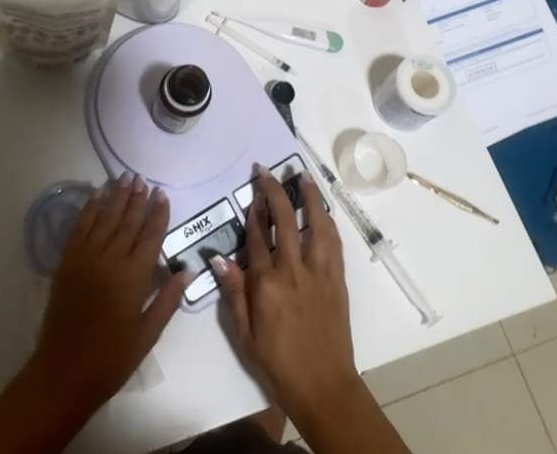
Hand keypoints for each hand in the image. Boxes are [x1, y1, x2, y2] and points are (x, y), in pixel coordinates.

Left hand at [32, 172, 191, 409]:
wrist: (64, 372)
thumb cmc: (112, 358)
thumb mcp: (148, 334)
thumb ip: (167, 300)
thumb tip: (187, 271)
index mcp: (134, 277)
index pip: (151, 235)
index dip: (158, 213)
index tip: (163, 194)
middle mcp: (111, 260)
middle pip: (127, 221)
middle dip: (137, 198)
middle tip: (143, 179)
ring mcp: (86, 259)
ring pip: (105, 219)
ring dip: (115, 197)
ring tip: (124, 178)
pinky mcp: (67, 263)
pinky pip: (80, 228)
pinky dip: (89, 210)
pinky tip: (96, 196)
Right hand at [213, 166, 363, 417]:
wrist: (323, 386)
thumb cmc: (277, 365)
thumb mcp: (244, 335)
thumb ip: (234, 293)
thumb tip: (220, 258)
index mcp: (266, 285)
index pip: (256, 238)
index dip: (252, 213)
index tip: (251, 193)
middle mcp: (293, 271)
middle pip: (284, 221)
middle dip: (275, 191)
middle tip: (266, 170)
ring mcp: (318, 273)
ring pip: (315, 225)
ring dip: (309, 197)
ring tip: (302, 174)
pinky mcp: (337, 280)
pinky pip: (333, 243)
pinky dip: (327, 222)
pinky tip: (323, 210)